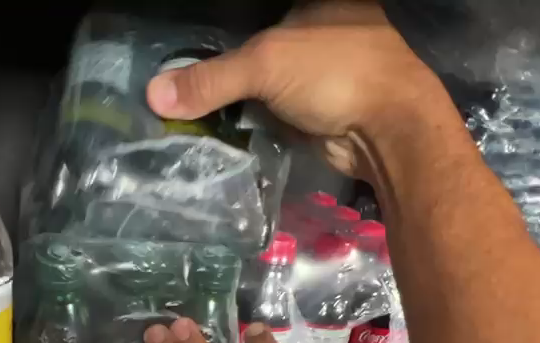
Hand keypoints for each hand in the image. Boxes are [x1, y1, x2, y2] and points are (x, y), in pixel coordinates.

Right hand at [145, 2, 451, 179]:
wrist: (386, 129)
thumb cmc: (335, 73)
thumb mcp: (265, 64)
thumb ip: (211, 79)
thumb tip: (153, 94)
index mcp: (309, 0)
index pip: (249, 11)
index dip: (220, 25)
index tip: (184, 53)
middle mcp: (313, 28)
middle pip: (252, 44)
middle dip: (219, 68)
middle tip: (176, 84)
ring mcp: (313, 73)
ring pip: (259, 83)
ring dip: (229, 101)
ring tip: (185, 111)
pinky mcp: (312, 111)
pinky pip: (267, 113)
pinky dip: (245, 124)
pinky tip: (216, 132)